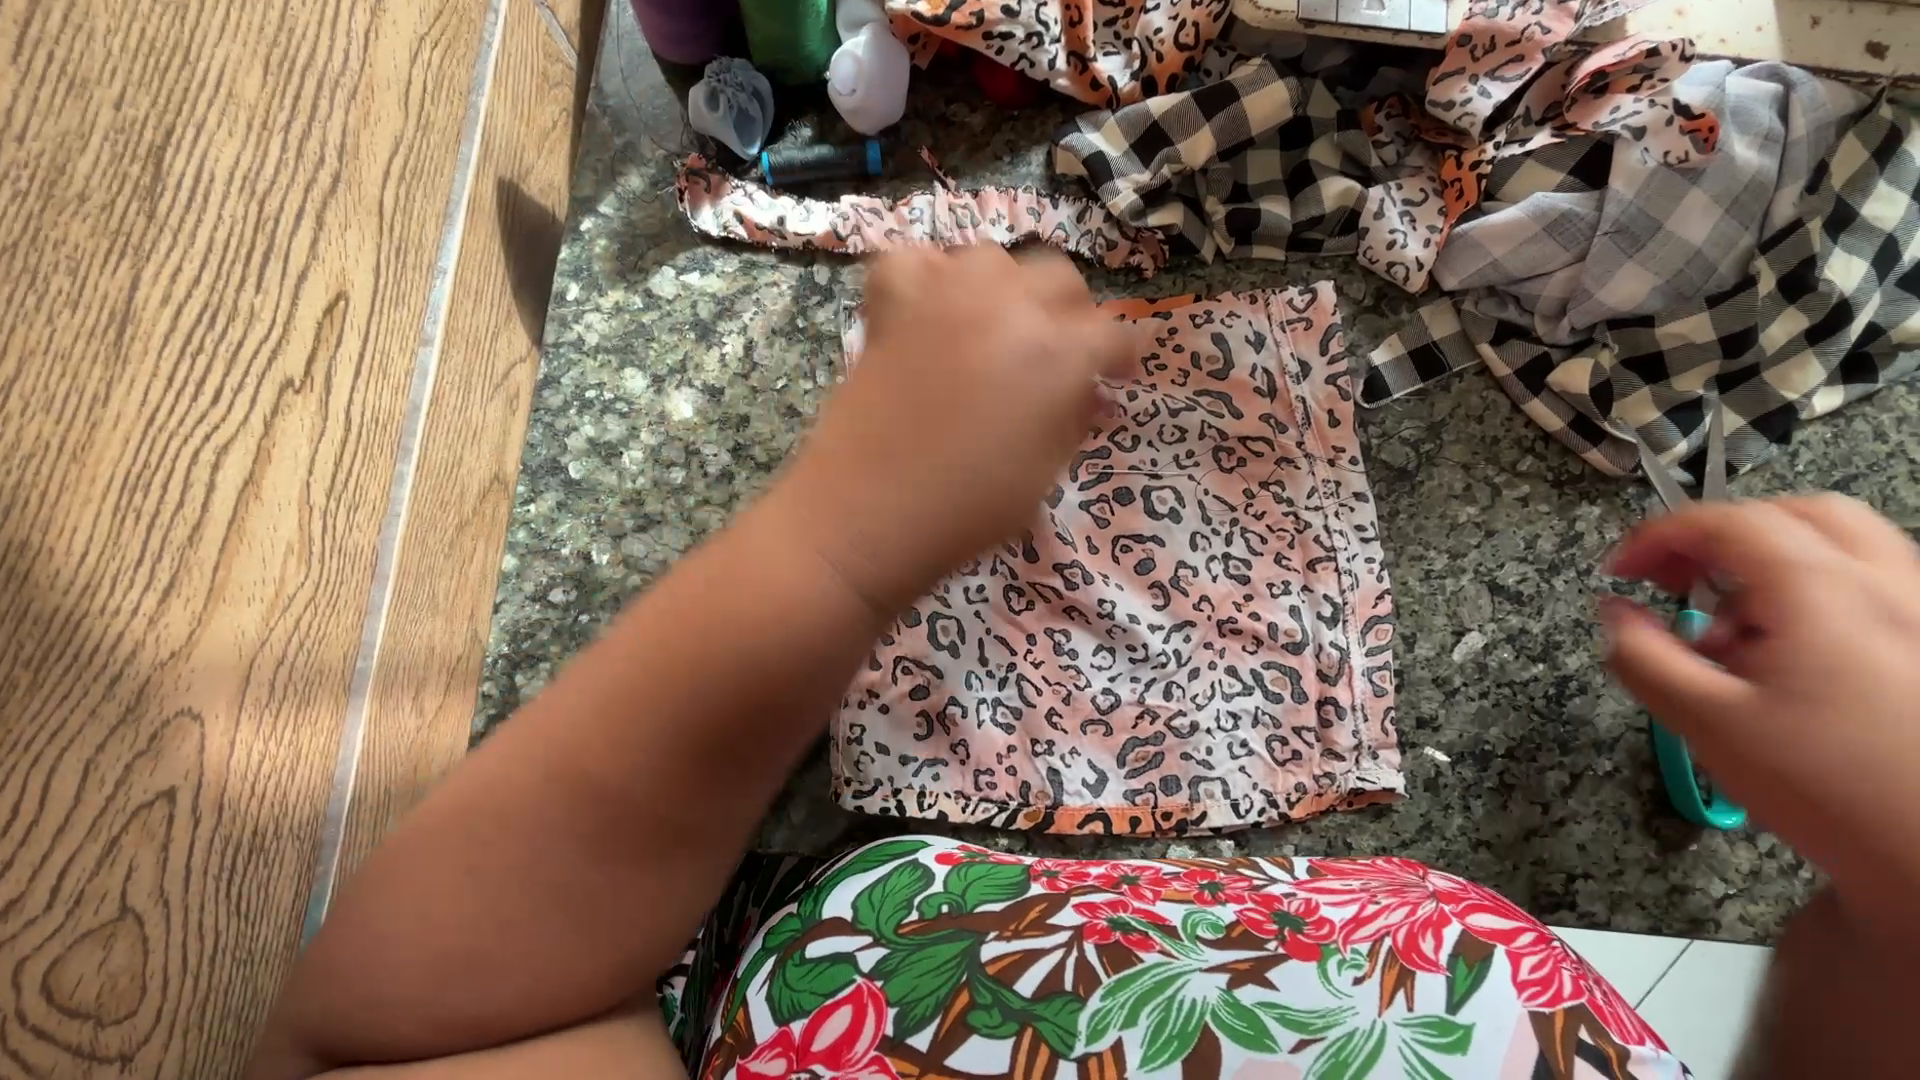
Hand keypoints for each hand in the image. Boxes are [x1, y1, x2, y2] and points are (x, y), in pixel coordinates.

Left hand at [768, 246, 1134, 617]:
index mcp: (1057, 354)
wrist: (864, 516)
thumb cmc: (965, 511)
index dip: (1121, 357)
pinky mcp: (892, 303)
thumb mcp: (1044, 471)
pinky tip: (935, 311)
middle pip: (1060, 278)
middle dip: (1072, 314)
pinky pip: (917, 261)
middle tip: (1060, 355)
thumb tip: (1090, 394)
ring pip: (994, 259)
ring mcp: (944, 295)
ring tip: (999, 329)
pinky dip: (931, 279)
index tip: (1116, 379)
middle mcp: (1007, 306)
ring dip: (1007, 290)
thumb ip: (1074, 418)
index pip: (1113, 333)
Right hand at [1602, 494, 1919, 946]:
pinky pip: (1871, 586)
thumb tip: (1614, 614)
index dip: (1654, 536)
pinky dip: (1809, 595)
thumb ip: (1642, 656)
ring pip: (1839, 547)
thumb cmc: (1834, 791)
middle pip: (1794, 514)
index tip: (1618, 572)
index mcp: (1825, 595)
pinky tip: (1782, 652)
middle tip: (1668, 575)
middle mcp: (1890, 589)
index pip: (1726, 523)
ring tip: (1724, 627)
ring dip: (1763, 567)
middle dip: (1716, 536)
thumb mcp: (1704, 722)